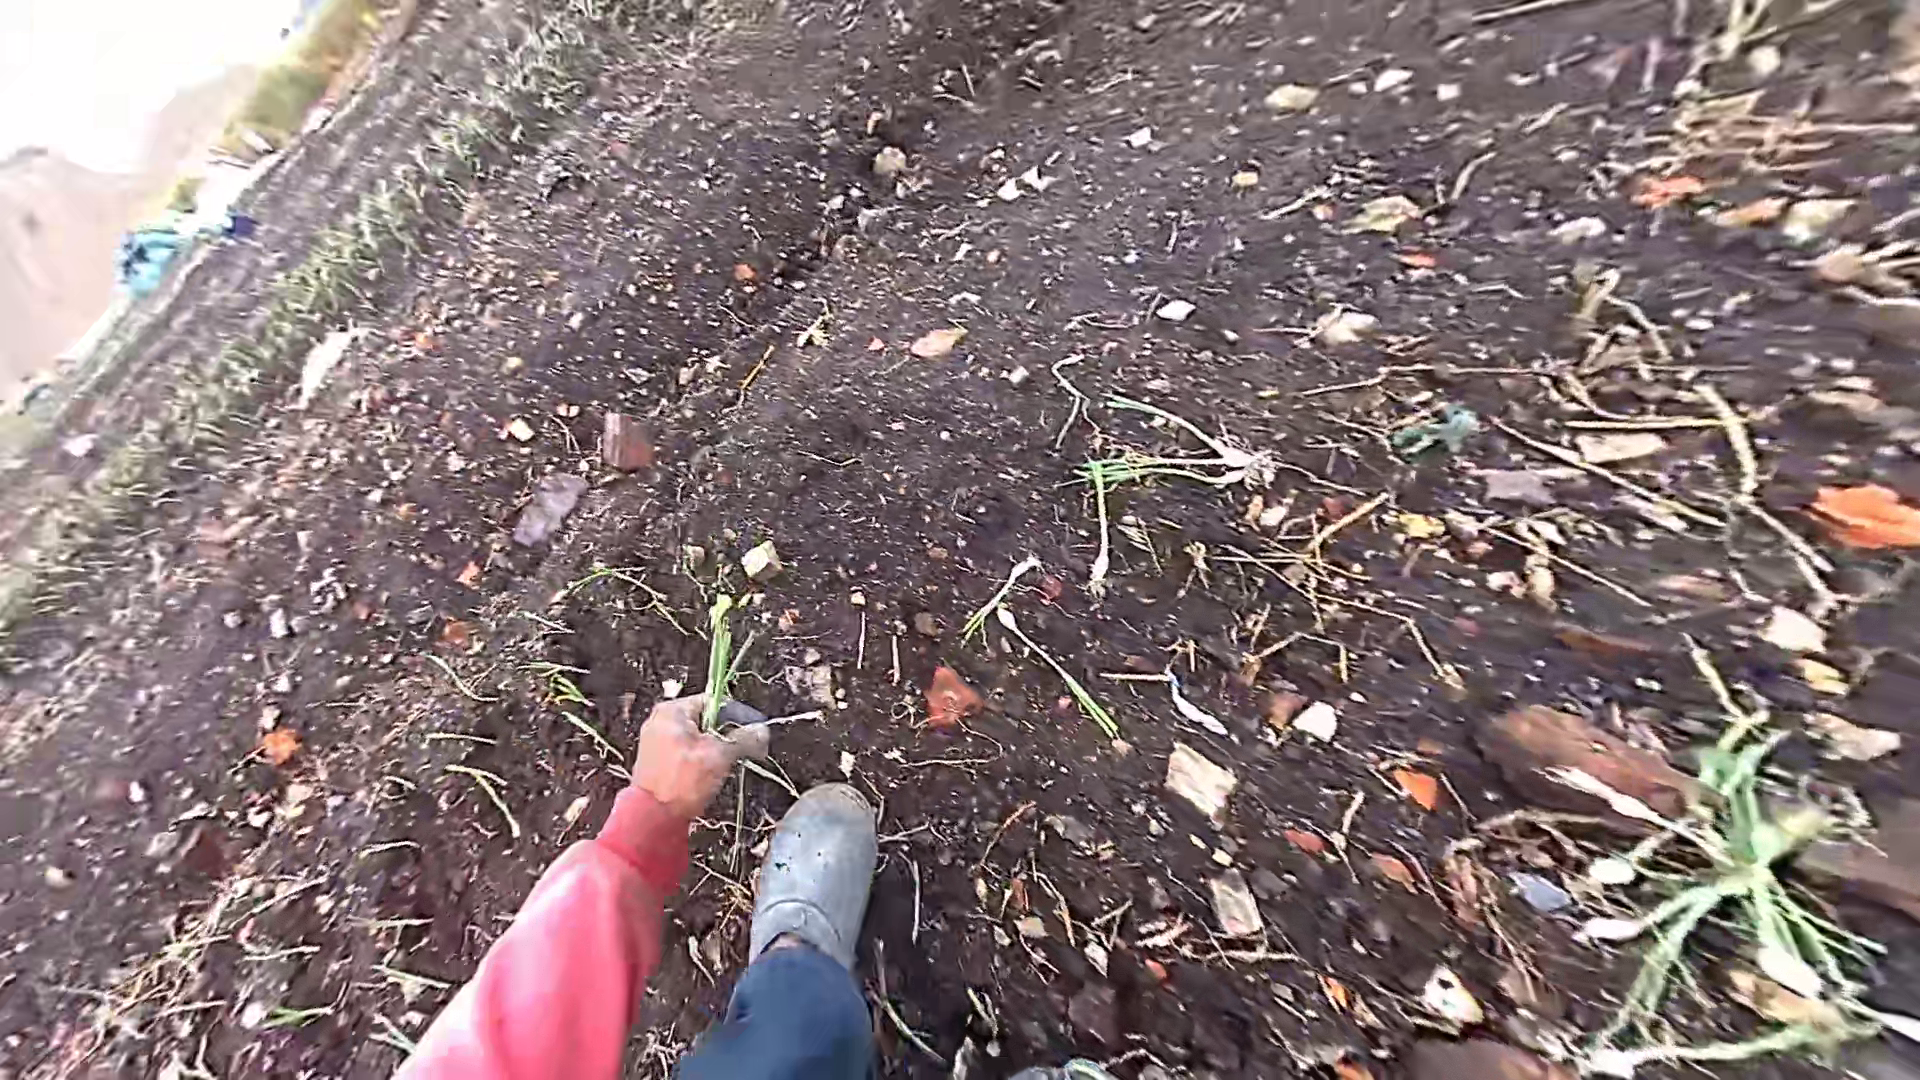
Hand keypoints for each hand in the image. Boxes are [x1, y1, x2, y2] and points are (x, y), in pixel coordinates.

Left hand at [633, 695, 769, 818]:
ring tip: (728, 763)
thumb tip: (763, 731)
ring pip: (698, 737)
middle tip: (743, 748)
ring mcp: (655, 742)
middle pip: (706, 719)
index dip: (737, 715)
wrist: (651, 822)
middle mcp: (660, 722)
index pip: (714, 701)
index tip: (751, 730)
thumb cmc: (683, 782)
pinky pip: (687, 751)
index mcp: (672, 711)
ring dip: (716, 748)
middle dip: (727, 734)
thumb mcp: (721, 755)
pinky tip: (710, 773)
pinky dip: (701, 758)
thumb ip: (745, 738)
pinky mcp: (656, 762)